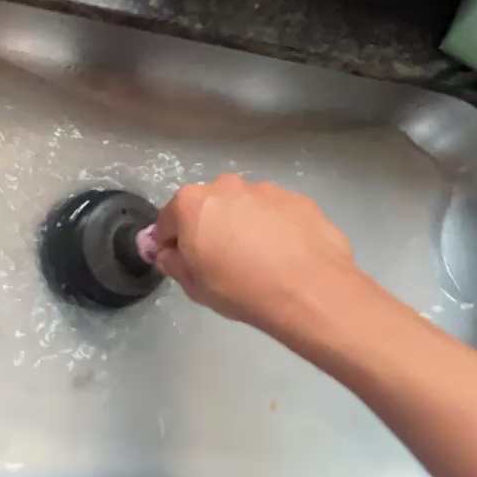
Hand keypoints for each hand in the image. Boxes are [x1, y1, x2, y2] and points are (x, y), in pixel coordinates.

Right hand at [154, 174, 381, 337]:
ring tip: (261, 258)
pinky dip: (276, 227)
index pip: (168, 221)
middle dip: (209, 227)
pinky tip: (287, 254)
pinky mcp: (298, 199)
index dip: (171, 243)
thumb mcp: (193, 286)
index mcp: (191, 203)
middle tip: (224, 260)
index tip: (183, 262)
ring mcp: (265, 189)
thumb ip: (173, 263)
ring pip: (244, 206)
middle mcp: (225, 186)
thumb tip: (170, 253)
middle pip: (208, 206)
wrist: (308, 290)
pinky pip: (276, 213)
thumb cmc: (239, 288)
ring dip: (244, 224)